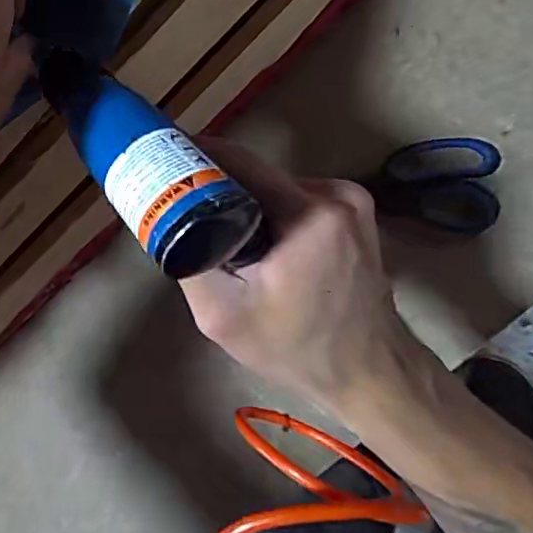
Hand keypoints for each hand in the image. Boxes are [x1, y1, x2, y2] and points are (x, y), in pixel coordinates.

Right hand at [179, 140, 437, 419]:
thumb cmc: (297, 348)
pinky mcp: (354, 214)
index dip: (193, 158)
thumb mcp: (221, 315)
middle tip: (179, 208)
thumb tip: (168, 221)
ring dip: (243, 204)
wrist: (372, 374)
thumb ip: (188, 261)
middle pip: (256, 175)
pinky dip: (269, 214)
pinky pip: (295, 200)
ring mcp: (351, 202)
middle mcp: (336, 195)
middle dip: (214, 188)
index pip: (238, 161)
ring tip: (216, 233)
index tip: (161, 162)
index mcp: (309, 212)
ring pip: (274, 187)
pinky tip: (254, 245)